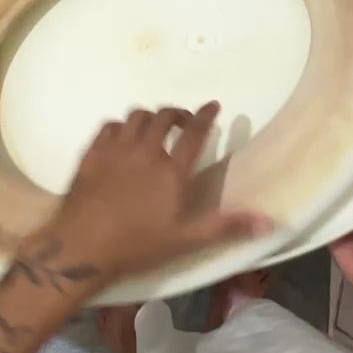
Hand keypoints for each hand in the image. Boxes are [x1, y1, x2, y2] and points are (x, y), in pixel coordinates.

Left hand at [25, 102, 272, 291]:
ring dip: (149, 117)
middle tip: (183, 121)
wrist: (83, 246)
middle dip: (177, 113)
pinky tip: (122, 137)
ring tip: (154, 128)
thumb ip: (226, 226)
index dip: (206, 115)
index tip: (213, 106)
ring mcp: (116, 149)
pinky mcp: (92, 153)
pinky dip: (120, 126)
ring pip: (135, 116)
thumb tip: (269, 221)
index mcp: (172, 171)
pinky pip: (109, 126)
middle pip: (164, 117)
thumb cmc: (138, 245)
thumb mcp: (186, 240)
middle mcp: (145, 151)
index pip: (194, 132)